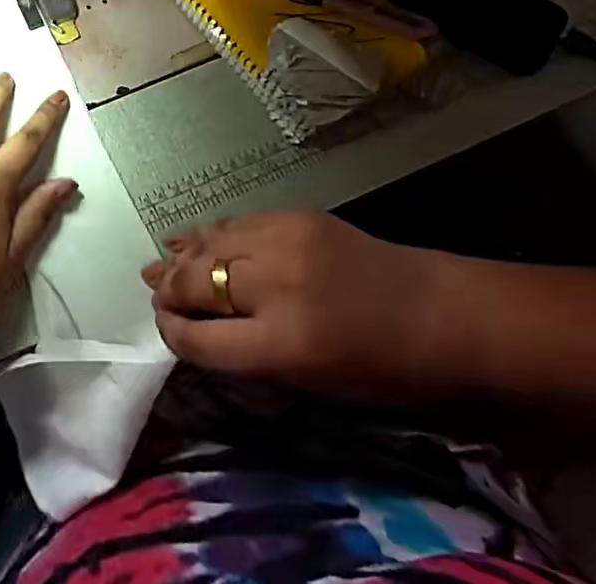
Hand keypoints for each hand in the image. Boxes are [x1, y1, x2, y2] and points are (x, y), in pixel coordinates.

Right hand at [142, 210, 466, 399]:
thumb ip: (244, 353)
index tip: (164, 329)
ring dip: (181, 258)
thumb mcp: (308, 380)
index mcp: (282, 344)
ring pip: (208, 244)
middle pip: (194, 283)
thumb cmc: (381, 368)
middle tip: (156, 297)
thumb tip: (194, 328)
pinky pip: (236, 223)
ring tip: (160, 266)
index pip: (198, 339)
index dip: (172, 334)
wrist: (439, 312)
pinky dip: (210, 234)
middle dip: (168, 293)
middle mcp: (275, 285)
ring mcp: (285, 240)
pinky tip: (191, 238)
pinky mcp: (295, 215)